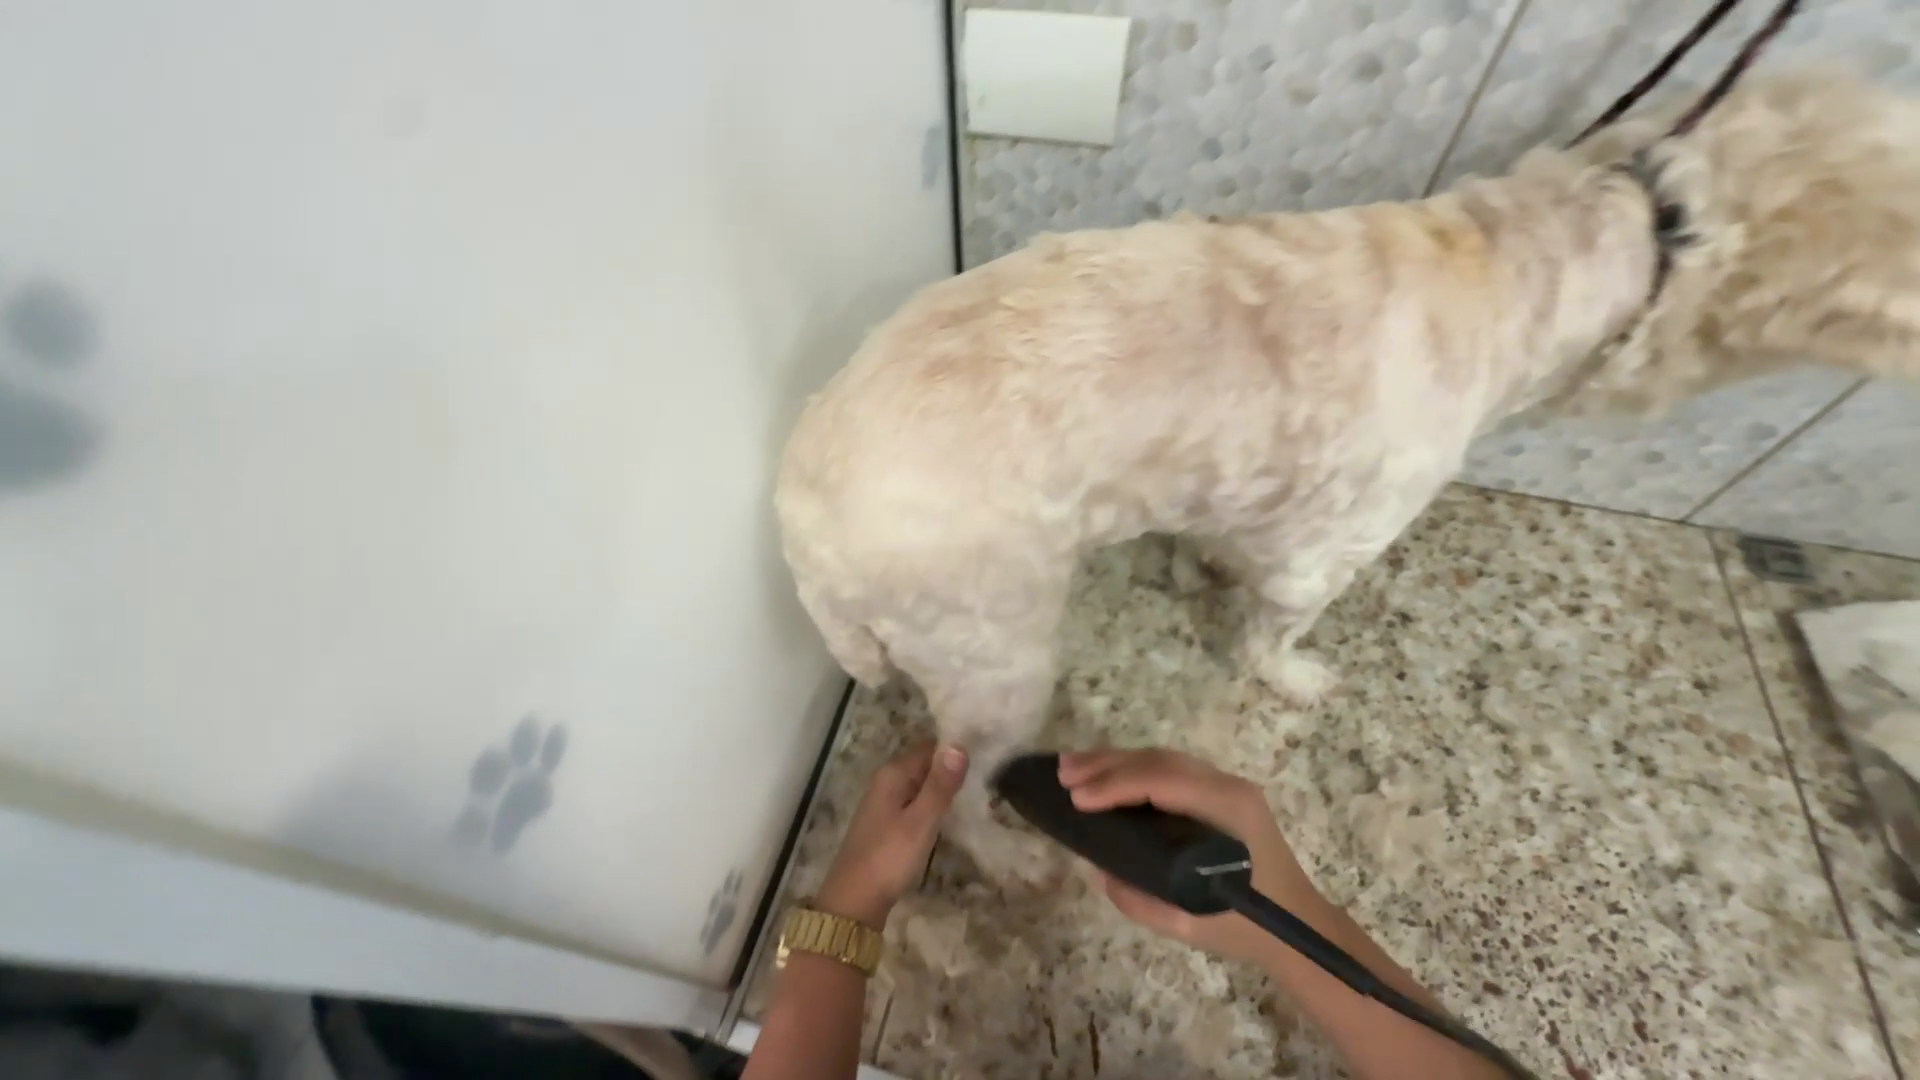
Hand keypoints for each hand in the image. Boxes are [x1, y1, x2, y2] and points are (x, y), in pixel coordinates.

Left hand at [814, 743, 968, 927]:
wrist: (854, 901)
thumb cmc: (889, 857)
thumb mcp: (921, 821)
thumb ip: (940, 784)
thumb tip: (959, 745)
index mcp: (893, 774)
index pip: (930, 748)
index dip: (955, 750)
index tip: (986, 757)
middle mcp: (886, 782)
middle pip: (925, 766)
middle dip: (951, 771)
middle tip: (987, 778)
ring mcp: (884, 804)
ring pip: (920, 787)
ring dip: (943, 791)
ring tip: (977, 796)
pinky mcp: (887, 825)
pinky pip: (914, 806)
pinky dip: (932, 808)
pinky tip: (950, 819)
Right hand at [1059, 747, 1325, 964]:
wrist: (1299, 926)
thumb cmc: (1248, 927)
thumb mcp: (1189, 924)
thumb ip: (1139, 900)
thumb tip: (1099, 867)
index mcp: (1227, 810)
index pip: (1162, 782)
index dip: (1116, 785)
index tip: (1076, 799)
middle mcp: (1226, 784)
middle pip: (1158, 760)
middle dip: (1106, 764)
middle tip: (1063, 773)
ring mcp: (1223, 783)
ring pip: (1160, 758)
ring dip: (1114, 761)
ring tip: (1071, 768)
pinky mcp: (1216, 789)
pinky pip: (1168, 769)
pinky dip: (1131, 769)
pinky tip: (1104, 776)